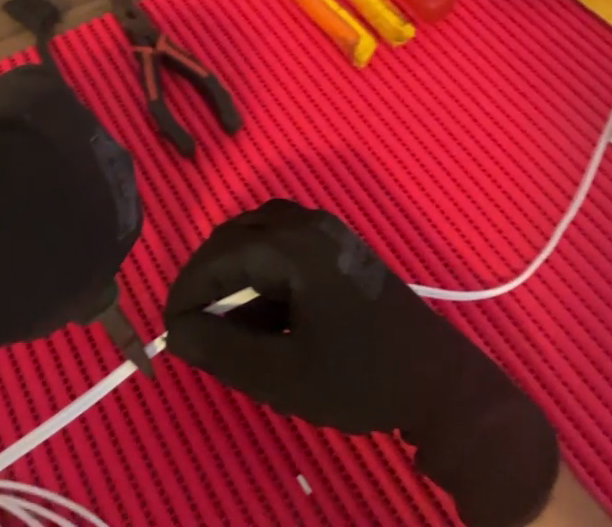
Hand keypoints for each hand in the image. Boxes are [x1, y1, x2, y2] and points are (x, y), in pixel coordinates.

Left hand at [0, 64, 140, 397]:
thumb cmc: (22, 283)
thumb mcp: (62, 303)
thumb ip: (81, 286)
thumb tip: (95, 290)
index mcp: (125, 216)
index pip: (106, 211)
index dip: (70, 216)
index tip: (40, 227)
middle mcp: (114, 163)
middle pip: (85, 162)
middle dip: (54, 174)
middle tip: (12, 195)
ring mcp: (79, 119)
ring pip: (54, 127)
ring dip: (28, 141)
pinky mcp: (43, 90)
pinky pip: (26, 95)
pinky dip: (4, 111)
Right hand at [166, 200, 558, 526]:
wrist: (441, 387)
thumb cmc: (361, 380)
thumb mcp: (282, 375)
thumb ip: (221, 349)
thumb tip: (175, 332)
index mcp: (296, 247)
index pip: (220, 255)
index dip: (187, 289)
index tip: (169, 328)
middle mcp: (309, 225)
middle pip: (235, 237)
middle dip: (206, 278)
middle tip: (190, 323)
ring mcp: (327, 233)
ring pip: (257, 237)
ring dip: (231, 273)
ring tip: (219, 320)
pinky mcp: (338, 249)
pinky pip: (282, 245)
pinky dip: (259, 273)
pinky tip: (257, 313)